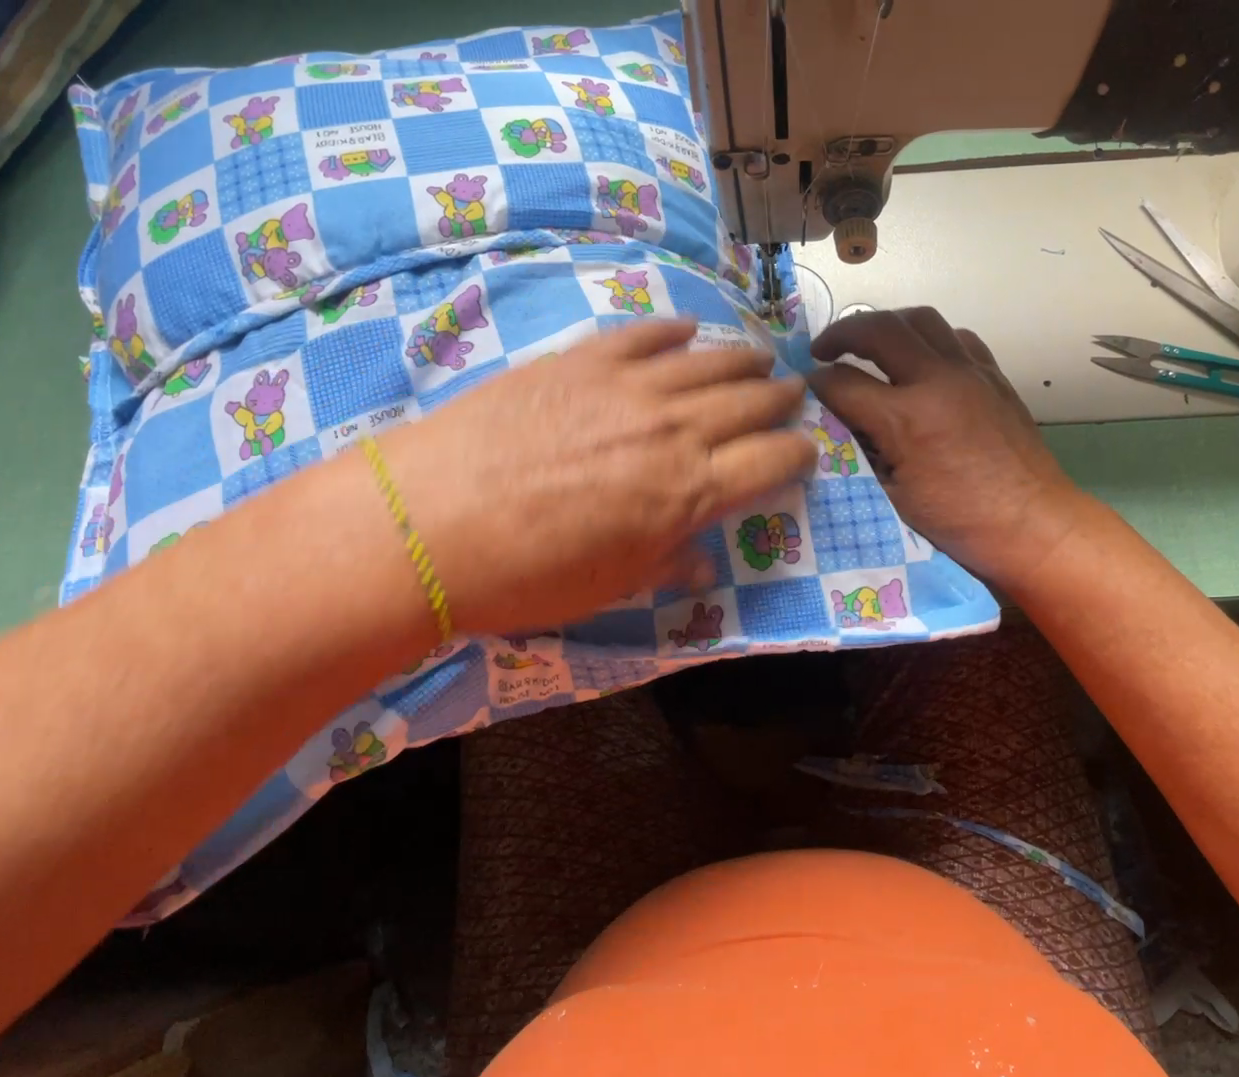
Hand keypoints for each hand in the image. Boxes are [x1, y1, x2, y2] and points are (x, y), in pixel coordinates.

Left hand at [377, 319, 811, 633]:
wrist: (432, 524)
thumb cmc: (528, 576)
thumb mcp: (610, 586)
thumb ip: (666, 563)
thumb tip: (702, 560)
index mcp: (689, 492)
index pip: (769, 463)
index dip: (796, 455)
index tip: (805, 452)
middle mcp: (673, 430)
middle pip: (747, 404)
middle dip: (779, 401)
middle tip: (793, 396)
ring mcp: (627, 387)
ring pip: (706, 362)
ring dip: (742, 360)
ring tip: (761, 358)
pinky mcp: (581, 360)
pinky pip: (642, 336)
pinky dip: (672, 330)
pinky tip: (687, 328)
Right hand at [808, 308, 1082, 587]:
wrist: (1032, 524)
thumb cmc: (959, 522)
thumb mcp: (893, 497)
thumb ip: (860, 455)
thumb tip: (837, 428)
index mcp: (905, 417)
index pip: (842, 383)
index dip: (814, 385)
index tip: (802, 391)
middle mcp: (937, 380)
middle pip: (878, 329)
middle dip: (841, 334)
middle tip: (822, 350)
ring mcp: (970, 372)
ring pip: (921, 319)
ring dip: (886, 325)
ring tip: (869, 344)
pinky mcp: (994, 376)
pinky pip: (957, 337)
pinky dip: (929, 338)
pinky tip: (921, 359)